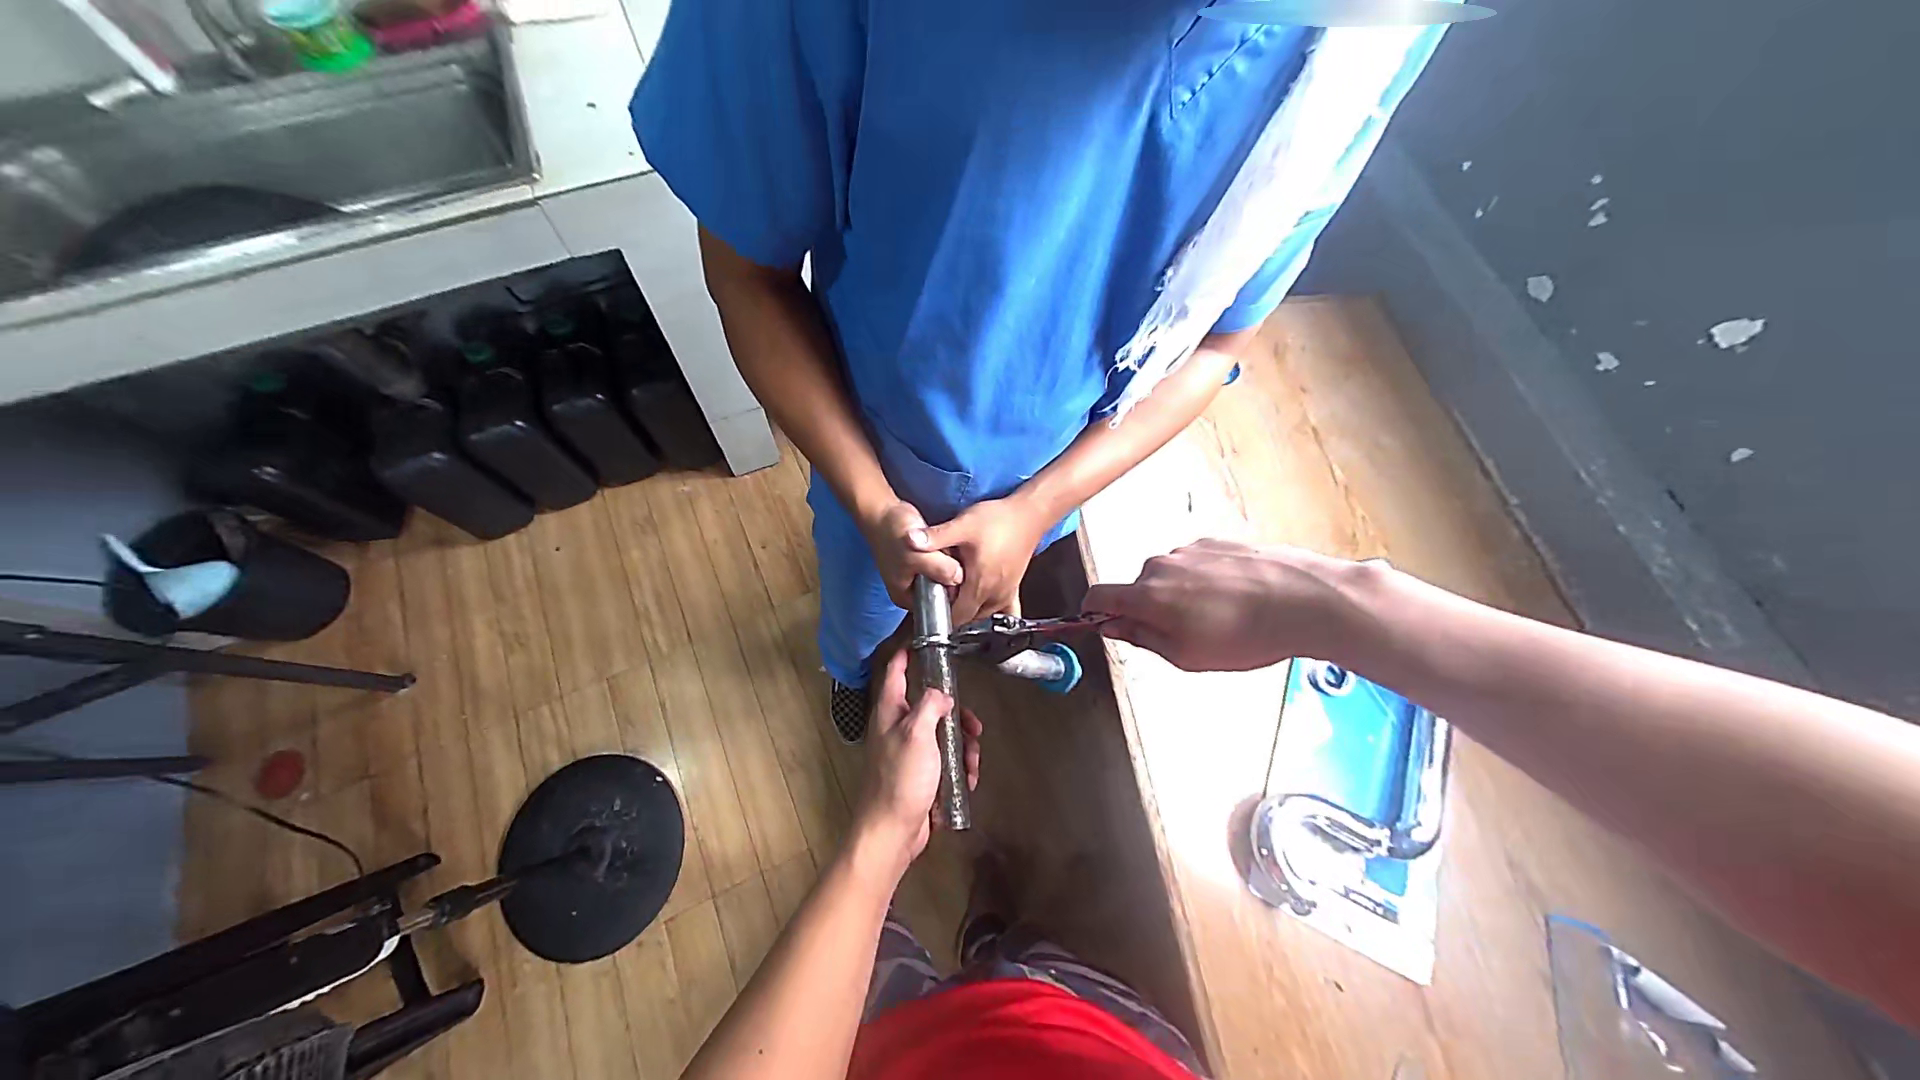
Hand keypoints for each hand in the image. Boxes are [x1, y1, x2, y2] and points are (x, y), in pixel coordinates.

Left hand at [854, 650, 982, 870]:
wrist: (892, 831)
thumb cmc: (900, 779)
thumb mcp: (917, 733)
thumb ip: (930, 705)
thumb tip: (941, 694)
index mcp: (890, 712)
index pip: (895, 672)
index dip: (906, 655)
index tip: (920, 641)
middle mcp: (897, 728)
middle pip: (930, 706)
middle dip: (955, 714)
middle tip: (972, 725)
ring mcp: (909, 752)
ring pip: (943, 733)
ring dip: (962, 744)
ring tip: (972, 760)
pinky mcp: (920, 774)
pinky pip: (945, 760)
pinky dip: (959, 766)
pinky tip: (966, 778)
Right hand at [858, 501, 964, 610]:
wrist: (883, 510)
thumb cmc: (894, 533)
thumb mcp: (918, 555)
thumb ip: (940, 569)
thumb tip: (959, 577)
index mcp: (906, 597)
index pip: (938, 605)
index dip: (950, 591)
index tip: (954, 572)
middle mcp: (913, 590)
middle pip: (943, 590)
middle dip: (949, 573)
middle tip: (945, 555)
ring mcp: (918, 575)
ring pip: (945, 574)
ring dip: (948, 561)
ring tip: (942, 547)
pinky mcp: (923, 561)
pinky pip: (942, 562)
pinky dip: (945, 553)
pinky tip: (942, 542)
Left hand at [921, 496, 1050, 624]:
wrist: (1028, 515)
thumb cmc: (999, 520)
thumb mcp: (963, 525)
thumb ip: (936, 536)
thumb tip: (910, 540)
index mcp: (980, 584)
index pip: (957, 616)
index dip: (941, 614)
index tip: (930, 605)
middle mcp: (995, 594)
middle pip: (969, 619)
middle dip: (953, 612)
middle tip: (940, 597)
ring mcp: (1006, 593)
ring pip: (984, 616)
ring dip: (970, 611)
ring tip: (956, 596)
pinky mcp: (1014, 588)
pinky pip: (1005, 611)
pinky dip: (993, 611)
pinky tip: (984, 605)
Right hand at [1081, 539, 1373, 670]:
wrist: (1305, 600)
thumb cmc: (1248, 634)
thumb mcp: (1186, 656)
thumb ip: (1141, 638)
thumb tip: (1114, 627)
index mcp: (1147, 594)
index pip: (1098, 596)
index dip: (1093, 613)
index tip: (1101, 623)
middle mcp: (1162, 564)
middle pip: (1136, 588)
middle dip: (1149, 610)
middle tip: (1182, 636)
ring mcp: (1190, 550)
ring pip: (1168, 576)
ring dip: (1180, 596)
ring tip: (1220, 619)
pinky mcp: (1217, 542)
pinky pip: (1196, 565)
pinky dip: (1204, 583)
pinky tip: (1235, 601)